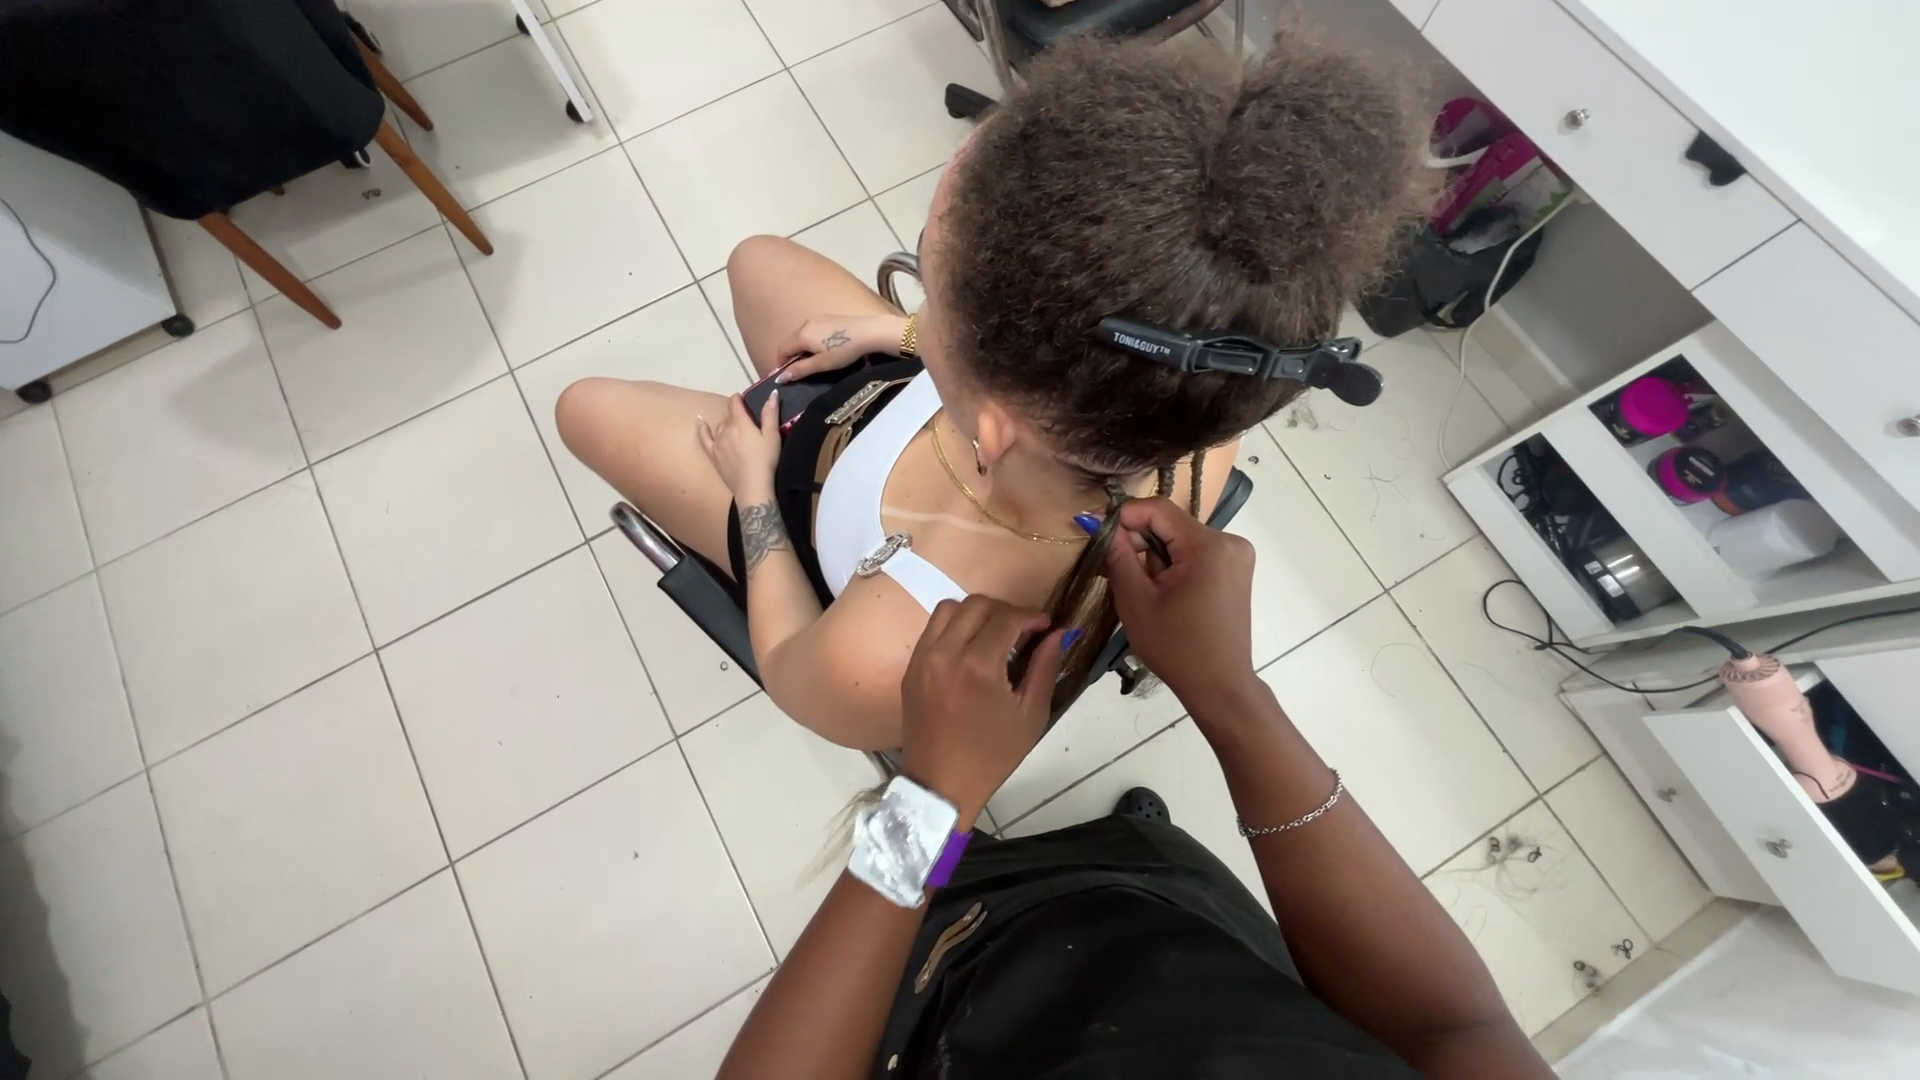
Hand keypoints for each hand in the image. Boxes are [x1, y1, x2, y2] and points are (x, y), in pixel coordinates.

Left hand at [697, 392, 781, 502]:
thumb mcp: (772, 436)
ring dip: (726, 423)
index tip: (743, 399)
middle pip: (728, 415)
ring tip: (735, 427)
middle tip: (746, 420)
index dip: (738, 399)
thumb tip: (772, 393)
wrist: (753, 486)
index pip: (735, 403)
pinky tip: (700, 422)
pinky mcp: (713, 455)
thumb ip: (770, 414)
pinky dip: (702, 429)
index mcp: (740, 422)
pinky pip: (704, 438)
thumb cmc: (766, 460)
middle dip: (736, 414)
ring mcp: (717, 442)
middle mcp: (725, 429)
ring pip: (719, 426)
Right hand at [774, 313, 908, 381]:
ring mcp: (817, 319)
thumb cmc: (844, 351)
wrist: (869, 332)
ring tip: (812, 362)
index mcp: (801, 335)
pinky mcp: (828, 318)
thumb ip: (801, 369)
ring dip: (802, 349)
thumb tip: (781, 377)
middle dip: (791, 356)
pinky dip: (811, 341)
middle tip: (800, 371)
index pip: (782, 349)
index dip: (781, 364)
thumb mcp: (822, 364)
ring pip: (802, 336)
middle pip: (791, 341)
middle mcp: (805, 324)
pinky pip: (812, 331)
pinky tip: (824, 349)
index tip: (786, 376)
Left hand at [900, 596, 1068, 828]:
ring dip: (976, 614)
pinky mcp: (911, 667)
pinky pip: (933, 630)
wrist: (940, 784)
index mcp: (978, 666)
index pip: (1007, 618)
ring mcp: (922, 658)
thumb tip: (1059, 633)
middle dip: (1005, 610)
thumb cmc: (992, 756)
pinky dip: (954, 628)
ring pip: (949, 609)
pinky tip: (970, 649)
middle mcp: (945, 653)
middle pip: (976, 604)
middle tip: (1022, 631)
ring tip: (994, 635)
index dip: (1032, 616)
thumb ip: (1044, 667)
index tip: (1046, 625)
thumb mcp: (1030, 715)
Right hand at [1099, 498, 1260, 710]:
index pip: (1157, 509)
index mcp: (1208, 547)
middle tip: (1110, 569)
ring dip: (1153, 556)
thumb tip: (1095, 520)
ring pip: (1178, 538)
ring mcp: (1235, 554)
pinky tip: (1160, 591)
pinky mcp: (1234, 567)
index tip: (1092, 530)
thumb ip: (1117, 555)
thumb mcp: (1136, 601)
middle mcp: (1229, 541)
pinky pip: (1193, 551)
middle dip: (1138, 542)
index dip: (1122, 516)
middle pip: (1169, 524)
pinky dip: (1171, 564)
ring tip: (1140, 590)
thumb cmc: (1175, 648)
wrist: (1219, 686)